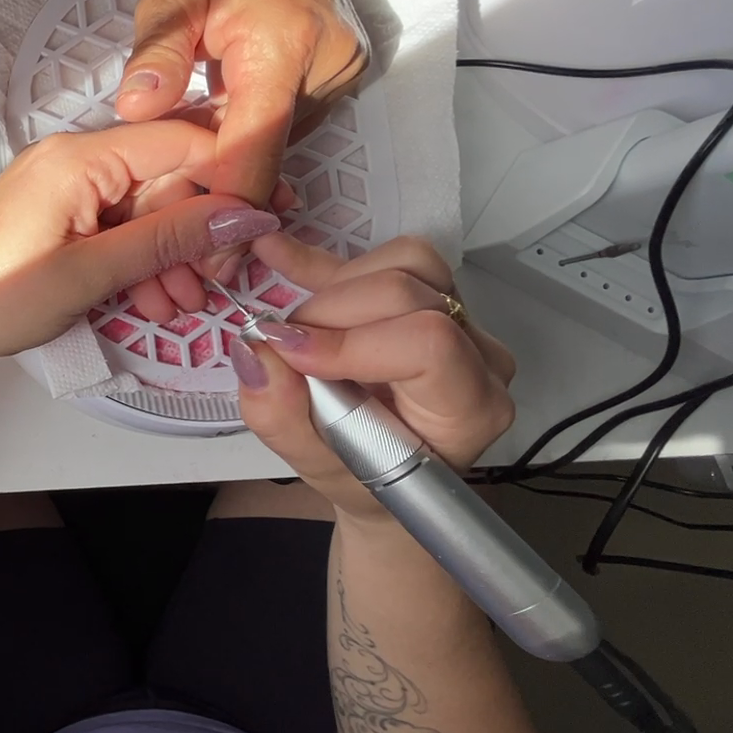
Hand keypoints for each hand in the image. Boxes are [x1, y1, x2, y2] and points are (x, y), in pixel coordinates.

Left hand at [0, 122, 281, 383]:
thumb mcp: (90, 274)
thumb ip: (169, 239)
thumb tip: (247, 213)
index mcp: (76, 157)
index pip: (181, 143)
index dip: (230, 183)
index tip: (263, 227)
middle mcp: (66, 159)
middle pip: (161, 179)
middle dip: (193, 234)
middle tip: (217, 286)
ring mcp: (55, 187)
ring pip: (136, 210)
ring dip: (164, 256)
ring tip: (179, 305)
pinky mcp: (47, 215)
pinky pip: (106, 225)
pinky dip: (130, 259)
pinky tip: (147, 299)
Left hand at [116, 0, 366, 277]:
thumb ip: (157, 56)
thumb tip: (136, 108)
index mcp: (280, 50)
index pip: (253, 147)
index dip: (225, 208)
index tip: (207, 260)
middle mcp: (321, 70)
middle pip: (263, 157)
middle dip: (218, 199)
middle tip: (179, 246)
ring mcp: (332, 78)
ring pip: (271, 149)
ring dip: (229, 175)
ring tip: (184, 209)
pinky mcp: (328, 83)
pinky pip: (279, 132)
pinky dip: (244, 149)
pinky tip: (209, 161)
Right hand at [230, 234, 516, 524]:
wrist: (385, 476)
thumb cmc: (359, 478)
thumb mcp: (311, 466)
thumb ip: (280, 416)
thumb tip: (254, 351)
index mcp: (466, 407)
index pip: (426, 343)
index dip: (347, 341)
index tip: (287, 355)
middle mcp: (478, 356)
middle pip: (409, 291)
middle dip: (326, 312)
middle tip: (282, 346)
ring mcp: (461, 321)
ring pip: (406, 263)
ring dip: (333, 287)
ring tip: (297, 326)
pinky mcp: (425, 298)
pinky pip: (382, 259)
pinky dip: (322, 260)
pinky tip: (274, 253)